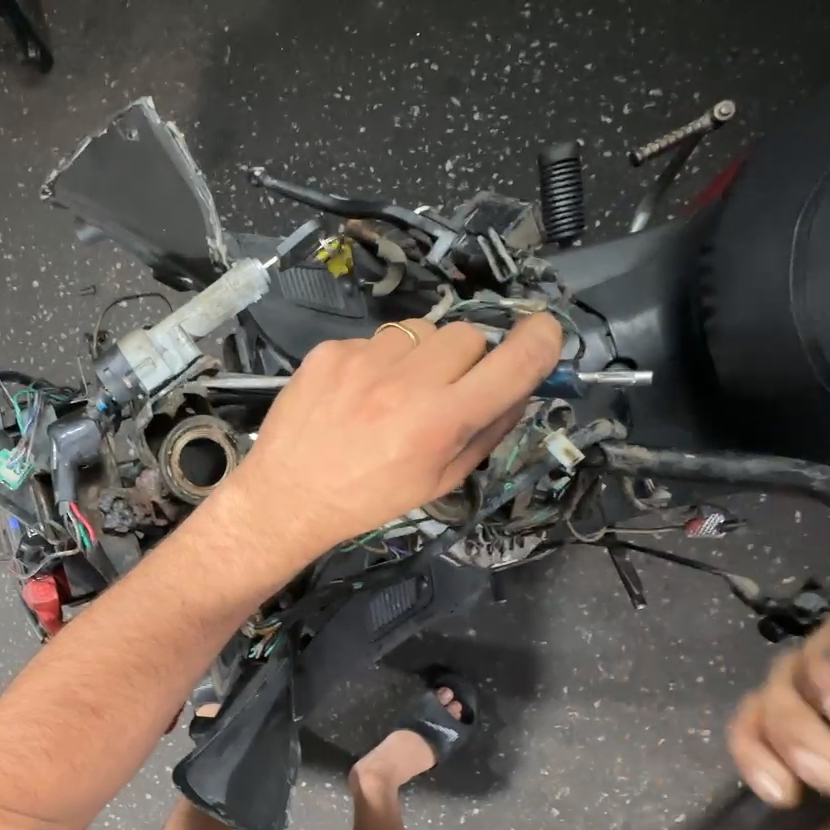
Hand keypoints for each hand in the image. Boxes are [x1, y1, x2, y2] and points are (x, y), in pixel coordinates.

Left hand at [219, 315, 562, 561]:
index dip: (541, 341)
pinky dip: (375, 361)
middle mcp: (407, 383)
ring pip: (421, 331)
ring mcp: (364, 361)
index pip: (517, 359)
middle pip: (468, 335)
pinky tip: (356, 394)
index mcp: (441, 421)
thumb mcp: (439, 481)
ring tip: (392, 393)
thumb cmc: (368, 498)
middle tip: (440, 392)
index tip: (540, 337)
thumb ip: (487, 431)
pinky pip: (374, 339)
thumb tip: (521, 388)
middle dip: (465, 360)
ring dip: (420, 355)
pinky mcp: (329, 351)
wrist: (288, 496)